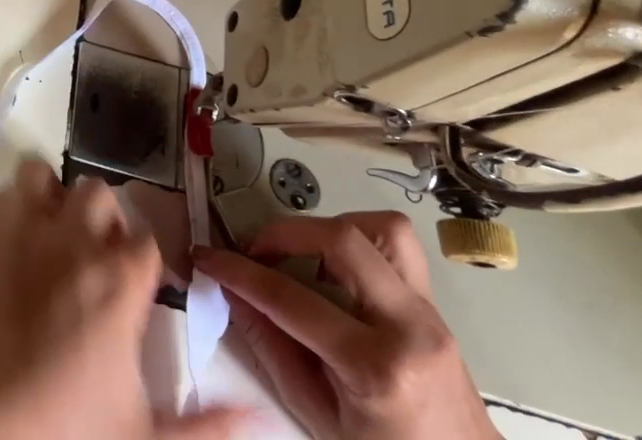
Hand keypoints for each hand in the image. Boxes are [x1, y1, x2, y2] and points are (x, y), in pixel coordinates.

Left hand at [0, 159, 248, 439]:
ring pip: (52, 178)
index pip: (148, 240)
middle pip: (101, 195)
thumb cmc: (63, 419)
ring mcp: (31, 231)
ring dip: (58, 196)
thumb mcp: (141, 431)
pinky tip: (22, 228)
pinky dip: (20, 197)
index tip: (136, 282)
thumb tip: (258, 419)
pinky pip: (11, 189)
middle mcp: (80, 242)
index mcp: (123, 281)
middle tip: (96, 256)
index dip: (142, 258)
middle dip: (102, 217)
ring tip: (58, 231)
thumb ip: (203, 425)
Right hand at [194, 213, 498, 439]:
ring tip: (299, 255)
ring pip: (382, 228)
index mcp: (376, 366)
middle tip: (253, 250)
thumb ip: (270, 348)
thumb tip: (231, 291)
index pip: (291, 298)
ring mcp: (431, 311)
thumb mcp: (315, 413)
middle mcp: (411, 326)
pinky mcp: (434, 304)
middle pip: (343, 240)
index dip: (238, 271)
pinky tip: (329, 272)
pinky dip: (353, 244)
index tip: (207, 257)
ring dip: (328, 229)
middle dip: (284, 233)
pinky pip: (394, 248)